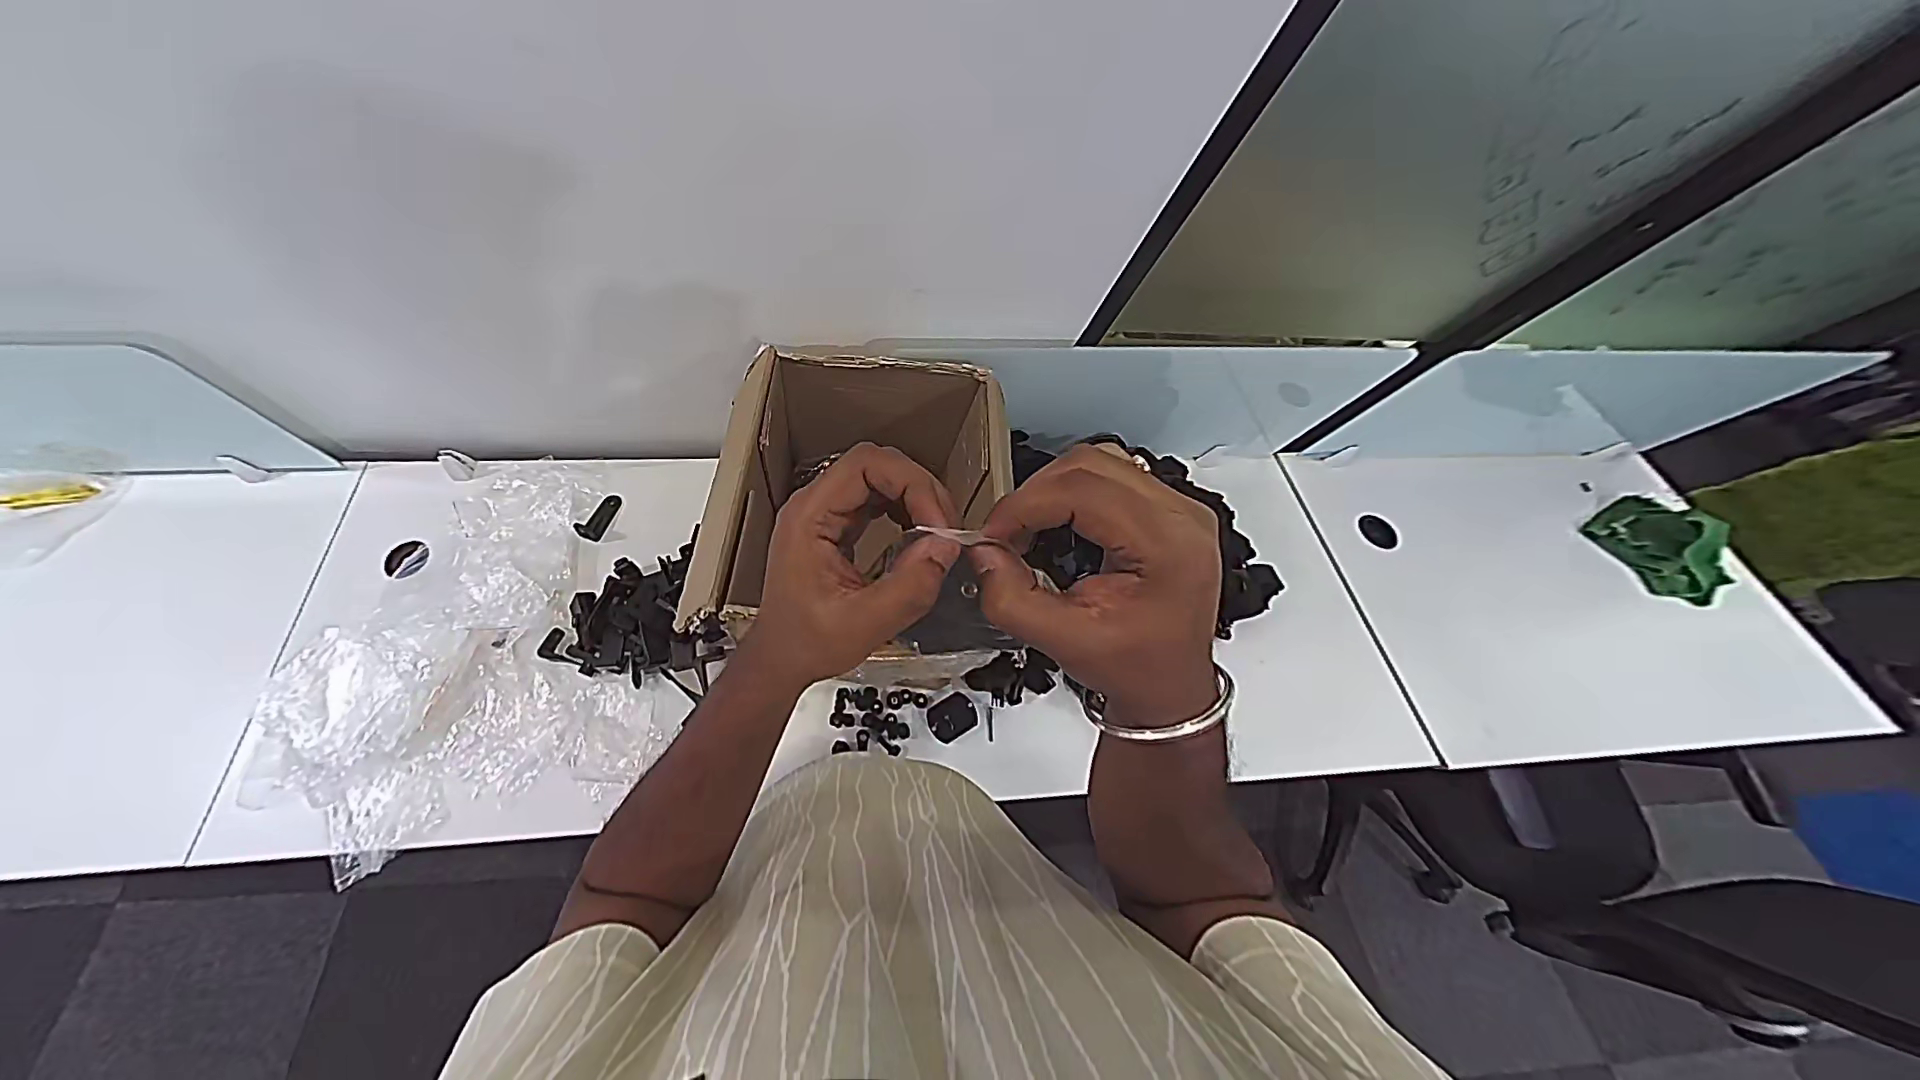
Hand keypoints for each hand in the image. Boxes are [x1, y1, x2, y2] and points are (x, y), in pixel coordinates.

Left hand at [740, 442, 961, 688]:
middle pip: (878, 465)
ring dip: (917, 498)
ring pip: (882, 478)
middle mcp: (815, 507)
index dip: (911, 484)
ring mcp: (826, 515)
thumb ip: (908, 588)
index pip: (866, 464)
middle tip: (944, 527)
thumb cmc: (804, 643)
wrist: (782, 660)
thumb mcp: (863, 624)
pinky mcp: (839, 527)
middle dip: (920, 489)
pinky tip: (920, 534)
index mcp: (809, 518)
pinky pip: (879, 500)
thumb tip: (944, 549)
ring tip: (937, 531)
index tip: (935, 521)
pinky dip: (907, 511)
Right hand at [969, 443, 1220, 726]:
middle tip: (1008, 534)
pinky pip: (1110, 475)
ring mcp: (1178, 509)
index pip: (1083, 490)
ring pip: (1098, 461)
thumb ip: (1012, 598)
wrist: (1168, 686)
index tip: (995, 534)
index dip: (1025, 505)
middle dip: (1034, 495)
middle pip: (1089, 464)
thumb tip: (985, 553)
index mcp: (1167, 545)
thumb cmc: (1136, 669)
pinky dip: (1070, 493)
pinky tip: (1056, 525)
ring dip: (1051, 490)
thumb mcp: (1063, 642)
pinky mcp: (1166, 510)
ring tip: (1031, 529)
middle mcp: (1182, 517)